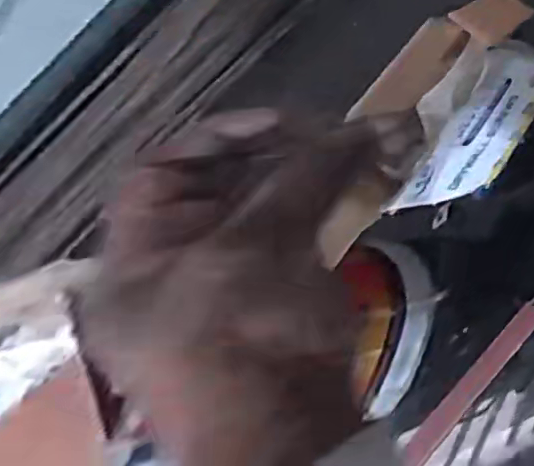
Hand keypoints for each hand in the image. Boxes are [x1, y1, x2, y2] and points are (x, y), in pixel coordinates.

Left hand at [79, 110, 377, 465]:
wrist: (284, 411)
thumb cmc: (240, 336)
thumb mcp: (254, 253)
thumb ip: (300, 181)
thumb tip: (359, 127)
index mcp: (146, 250)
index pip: (164, 170)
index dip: (221, 136)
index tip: (289, 122)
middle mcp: (190, 246)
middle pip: (236, 172)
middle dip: (299, 143)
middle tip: (352, 129)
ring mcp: (247, 255)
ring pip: (288, 186)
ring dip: (336, 158)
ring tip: (387, 139)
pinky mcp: (294, 262)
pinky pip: (318, 207)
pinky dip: (349, 182)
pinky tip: (384, 167)